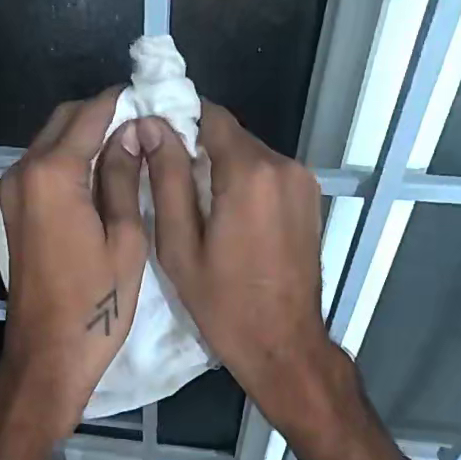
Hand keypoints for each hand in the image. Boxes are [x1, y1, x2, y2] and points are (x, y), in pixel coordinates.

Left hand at [0, 88, 147, 433]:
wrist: (47, 353)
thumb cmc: (96, 302)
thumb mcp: (125, 239)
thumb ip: (126, 179)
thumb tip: (133, 133)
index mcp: (54, 174)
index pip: (90, 114)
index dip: (124, 102)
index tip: (157, 99)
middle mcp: (24, 171)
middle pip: (65, 120)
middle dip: (104, 114)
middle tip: (148, 124)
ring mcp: (14, 191)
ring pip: (52, 140)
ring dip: (88, 135)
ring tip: (134, 146)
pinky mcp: (15, 210)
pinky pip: (45, 166)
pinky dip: (73, 158)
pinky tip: (107, 173)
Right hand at [141, 104, 344, 429]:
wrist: (284, 343)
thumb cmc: (223, 303)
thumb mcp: (179, 245)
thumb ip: (165, 179)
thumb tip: (150, 125)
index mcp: (249, 173)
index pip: (210, 115)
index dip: (177, 121)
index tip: (153, 142)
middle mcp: (283, 166)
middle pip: (230, 135)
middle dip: (197, 148)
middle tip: (167, 181)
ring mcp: (303, 182)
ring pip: (249, 154)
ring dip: (221, 167)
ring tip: (196, 205)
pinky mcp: (310, 199)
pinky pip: (268, 174)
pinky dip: (244, 183)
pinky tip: (228, 217)